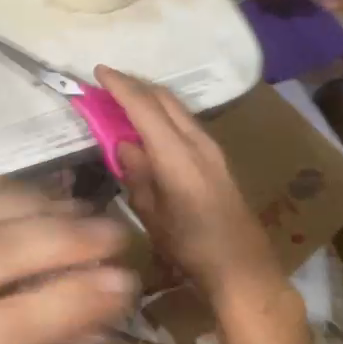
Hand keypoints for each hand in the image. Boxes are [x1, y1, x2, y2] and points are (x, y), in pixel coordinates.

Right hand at [96, 67, 287, 311]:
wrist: (244, 272)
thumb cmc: (191, 248)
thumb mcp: (151, 214)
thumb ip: (136, 174)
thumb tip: (123, 143)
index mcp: (177, 156)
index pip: (144, 108)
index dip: (120, 86)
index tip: (97, 71)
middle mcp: (198, 144)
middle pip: (165, 99)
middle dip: (135, 84)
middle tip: (107, 82)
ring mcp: (212, 151)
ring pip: (177, 109)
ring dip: (150, 98)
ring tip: (123, 99)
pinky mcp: (217, 161)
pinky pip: (184, 123)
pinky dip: (162, 114)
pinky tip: (148, 125)